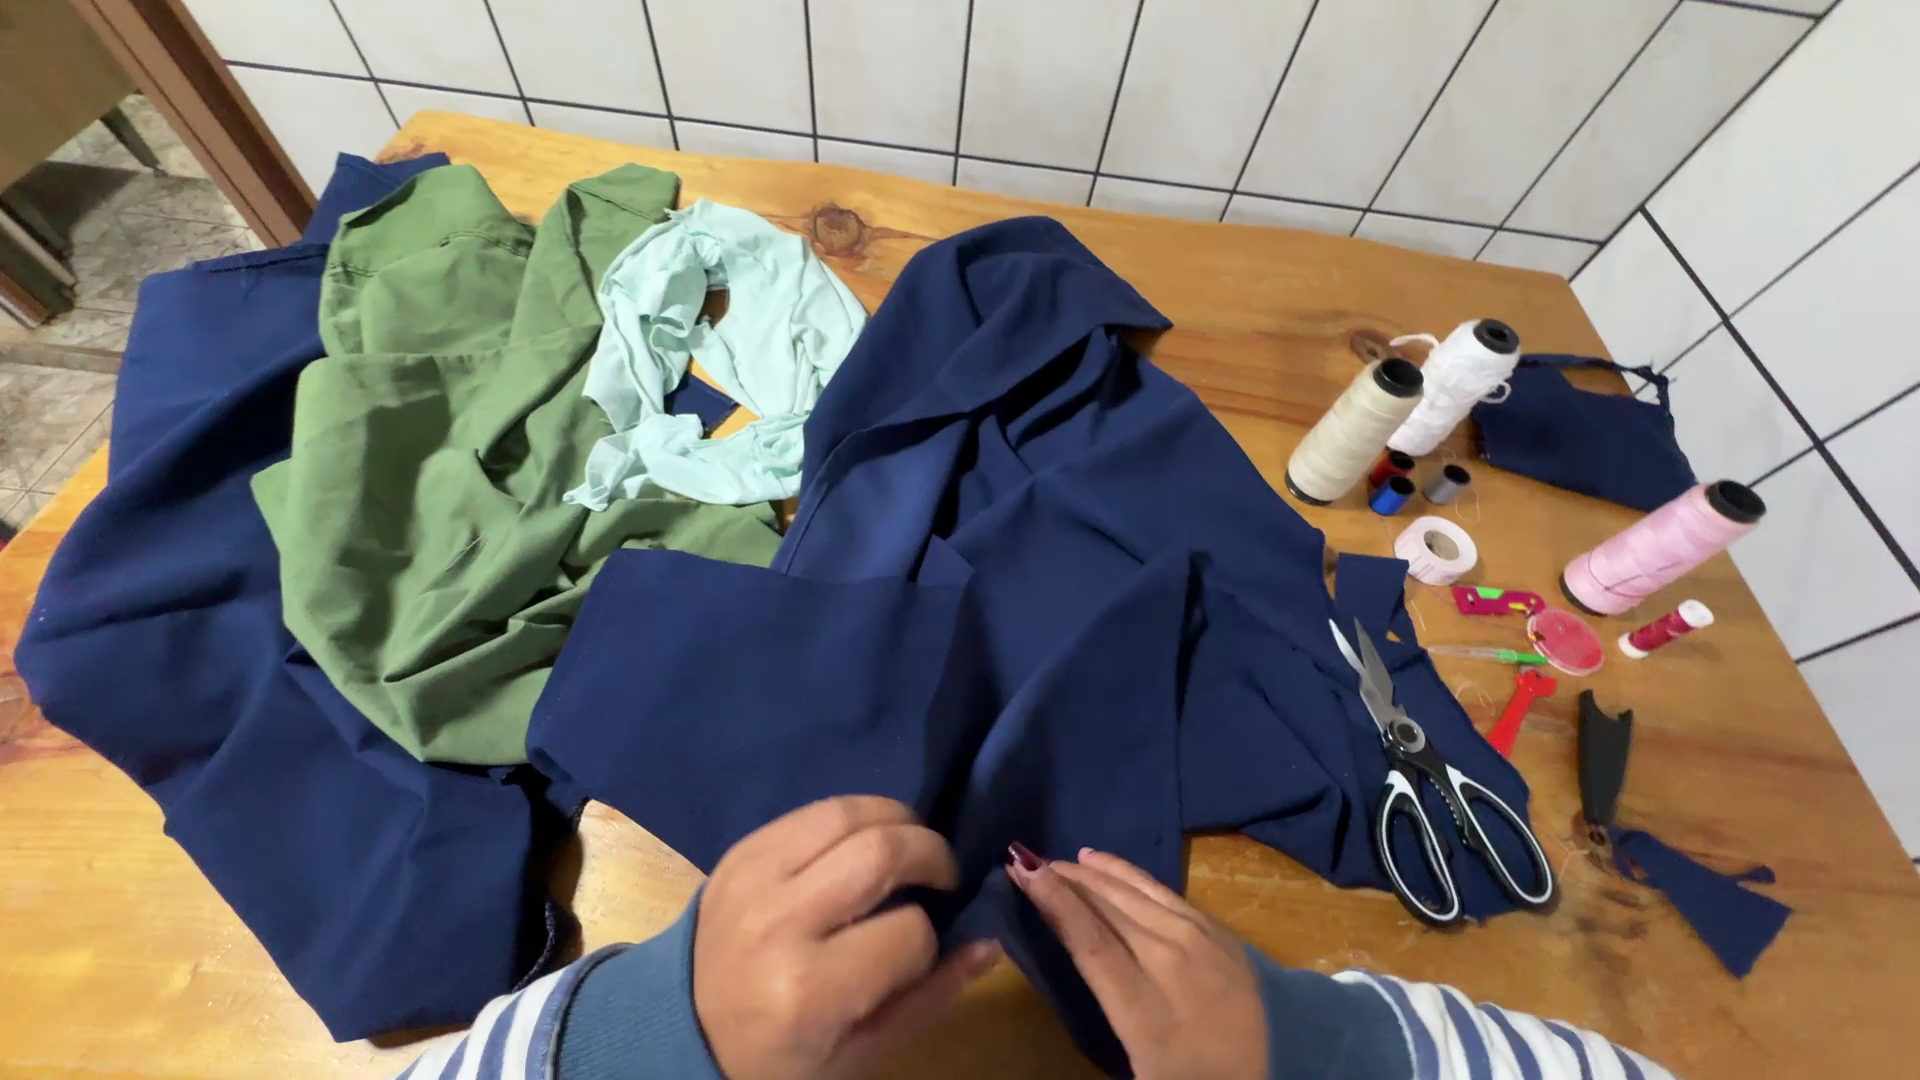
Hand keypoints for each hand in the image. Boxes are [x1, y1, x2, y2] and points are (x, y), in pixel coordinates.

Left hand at [693, 796, 999, 1079]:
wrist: (671, 1030)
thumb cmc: (771, 1060)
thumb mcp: (854, 1056)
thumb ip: (927, 998)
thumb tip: (989, 943)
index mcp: (806, 992)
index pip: (908, 932)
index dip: (930, 936)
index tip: (921, 948)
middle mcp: (779, 921)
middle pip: (882, 851)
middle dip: (931, 853)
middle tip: (942, 872)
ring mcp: (754, 875)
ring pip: (849, 812)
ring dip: (897, 818)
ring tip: (910, 845)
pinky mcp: (743, 848)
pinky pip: (815, 809)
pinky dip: (855, 815)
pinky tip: (863, 840)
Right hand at [1007, 844, 1266, 1079]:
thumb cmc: (1178, 1076)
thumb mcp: (1130, 1048)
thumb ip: (1101, 981)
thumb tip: (1066, 924)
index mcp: (1142, 1004)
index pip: (1087, 937)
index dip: (1053, 898)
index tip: (1023, 868)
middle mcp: (1169, 961)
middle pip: (1106, 905)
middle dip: (1064, 879)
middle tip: (1029, 861)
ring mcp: (1199, 939)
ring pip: (1133, 890)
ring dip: (1092, 873)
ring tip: (1062, 861)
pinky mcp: (1218, 930)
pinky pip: (1164, 890)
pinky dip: (1129, 873)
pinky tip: (1106, 864)